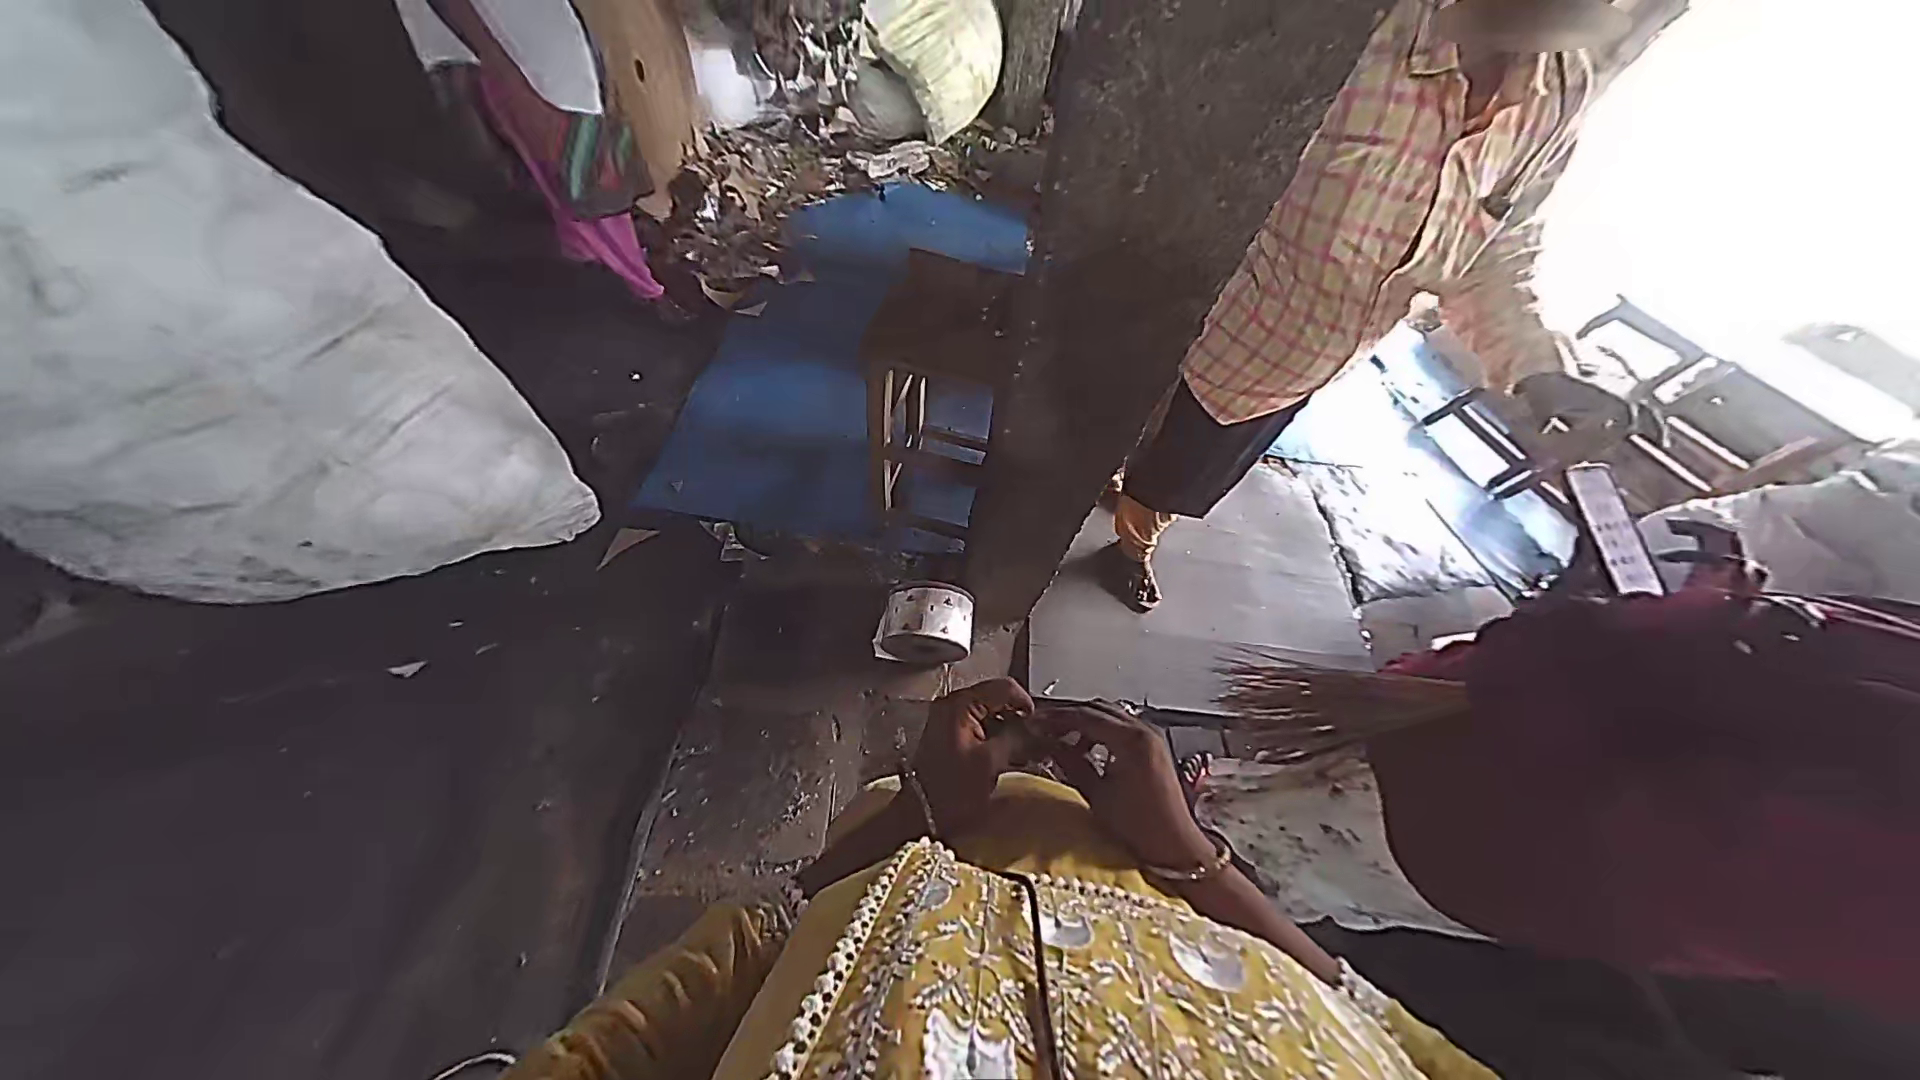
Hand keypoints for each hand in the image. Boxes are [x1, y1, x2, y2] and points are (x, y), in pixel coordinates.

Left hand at [911, 677, 1033, 834]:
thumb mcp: (991, 760)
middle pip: (997, 698)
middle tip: (1036, 738)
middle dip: (1018, 717)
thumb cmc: (953, 789)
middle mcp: (953, 704)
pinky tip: (1009, 754)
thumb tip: (1040, 724)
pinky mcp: (950, 733)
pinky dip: (996, 736)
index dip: (1026, 702)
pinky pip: (980, 724)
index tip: (1040, 722)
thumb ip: (1018, 736)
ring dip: (1009, 728)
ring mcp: (950, 718)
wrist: (922, 814)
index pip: (1003, 687)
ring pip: (990, 712)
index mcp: (960, 704)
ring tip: (1026, 750)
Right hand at [1031, 700, 1214, 869]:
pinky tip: (1085, 748)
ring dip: (1085, 723)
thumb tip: (1049, 745)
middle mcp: (1143, 731)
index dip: (1057, 718)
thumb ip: (1071, 763)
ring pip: (1109, 716)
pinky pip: (1121, 728)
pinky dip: (1100, 732)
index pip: (1085, 716)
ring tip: (1062, 739)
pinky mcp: (1152, 747)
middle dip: (1069, 716)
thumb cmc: (1139, 827)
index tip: (1036, 722)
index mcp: (1130, 740)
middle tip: (1045, 727)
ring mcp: (1150, 737)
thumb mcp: (1097, 794)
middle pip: (1097, 709)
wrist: (1176, 849)